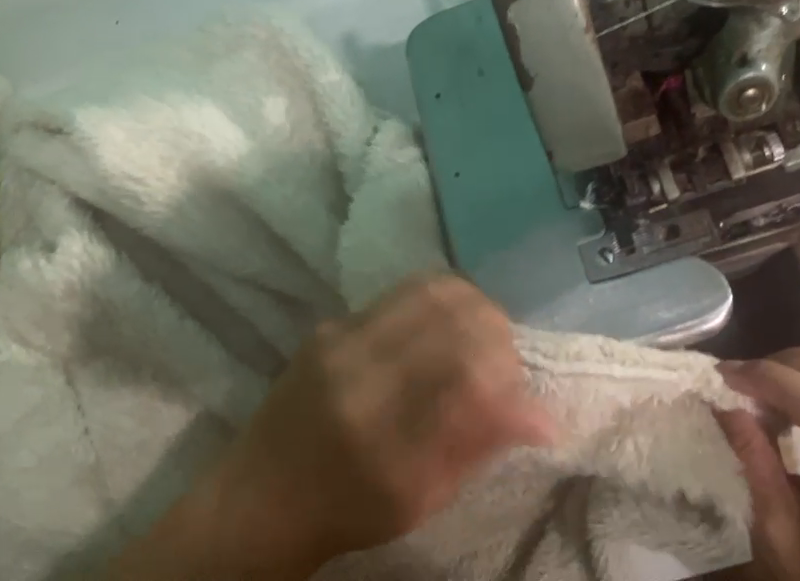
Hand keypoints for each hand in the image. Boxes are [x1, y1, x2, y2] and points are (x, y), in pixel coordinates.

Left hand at [113, 274, 556, 579]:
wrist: (259, 495)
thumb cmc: (348, 510)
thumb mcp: (421, 499)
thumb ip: (476, 445)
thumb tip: (540, 413)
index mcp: (383, 434)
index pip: (468, 372)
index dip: (510, 377)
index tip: (527, 401)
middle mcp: (359, 372)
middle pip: (453, 314)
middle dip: (497, 333)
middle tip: (506, 362)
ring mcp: (340, 337)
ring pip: (430, 288)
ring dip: (472, 307)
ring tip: (481, 337)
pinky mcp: (331, 322)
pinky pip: (402, 293)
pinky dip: (440, 305)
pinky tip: (443, 331)